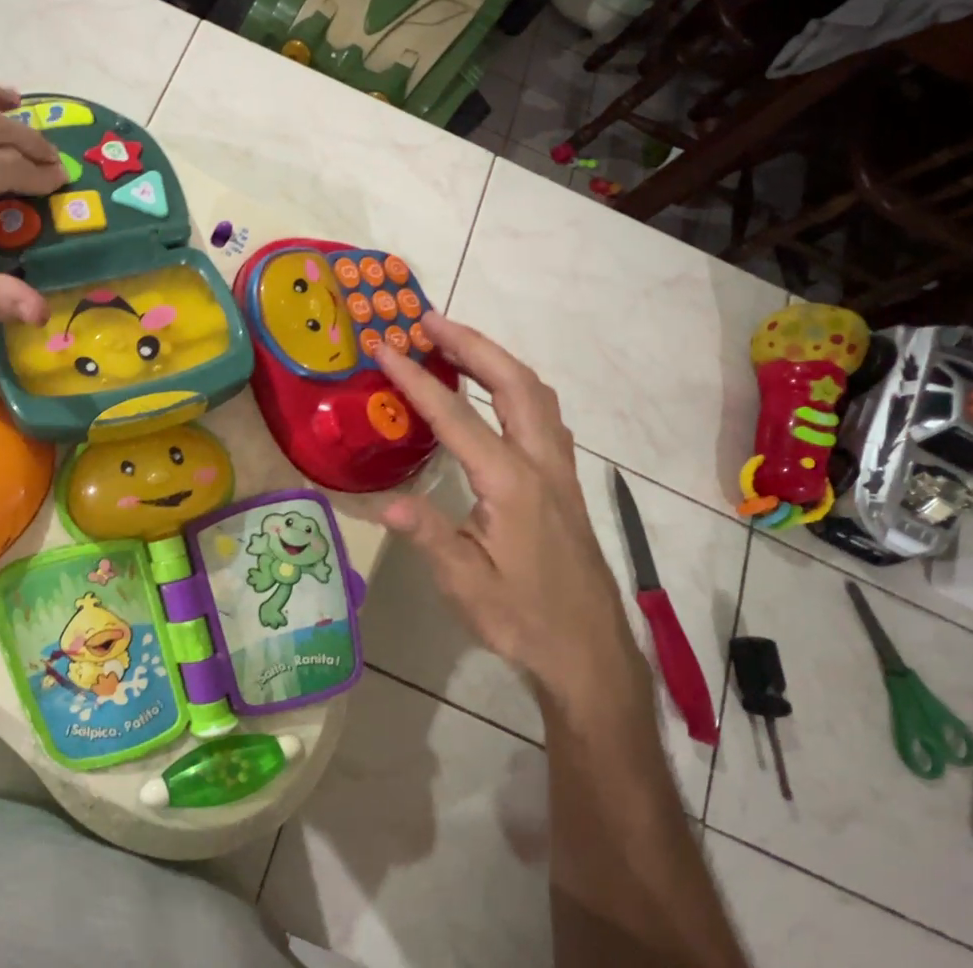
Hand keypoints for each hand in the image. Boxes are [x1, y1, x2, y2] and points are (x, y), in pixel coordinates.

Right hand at [375, 313, 649, 711]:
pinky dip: (515, 388)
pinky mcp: (563, 485)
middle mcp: (541, 464)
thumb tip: (386, 504)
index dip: (417, 380)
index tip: (385, 348)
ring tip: (455, 346)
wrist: (587, 650)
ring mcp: (559, 472)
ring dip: (497, 361)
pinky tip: (492, 399)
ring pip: (537, 395)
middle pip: (514, 384)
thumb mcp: (466, 584)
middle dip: (472, 345)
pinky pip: (543, 416)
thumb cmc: (521, 618)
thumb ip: (430, 537)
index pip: (457, 417)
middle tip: (429, 322)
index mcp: (511, 483)